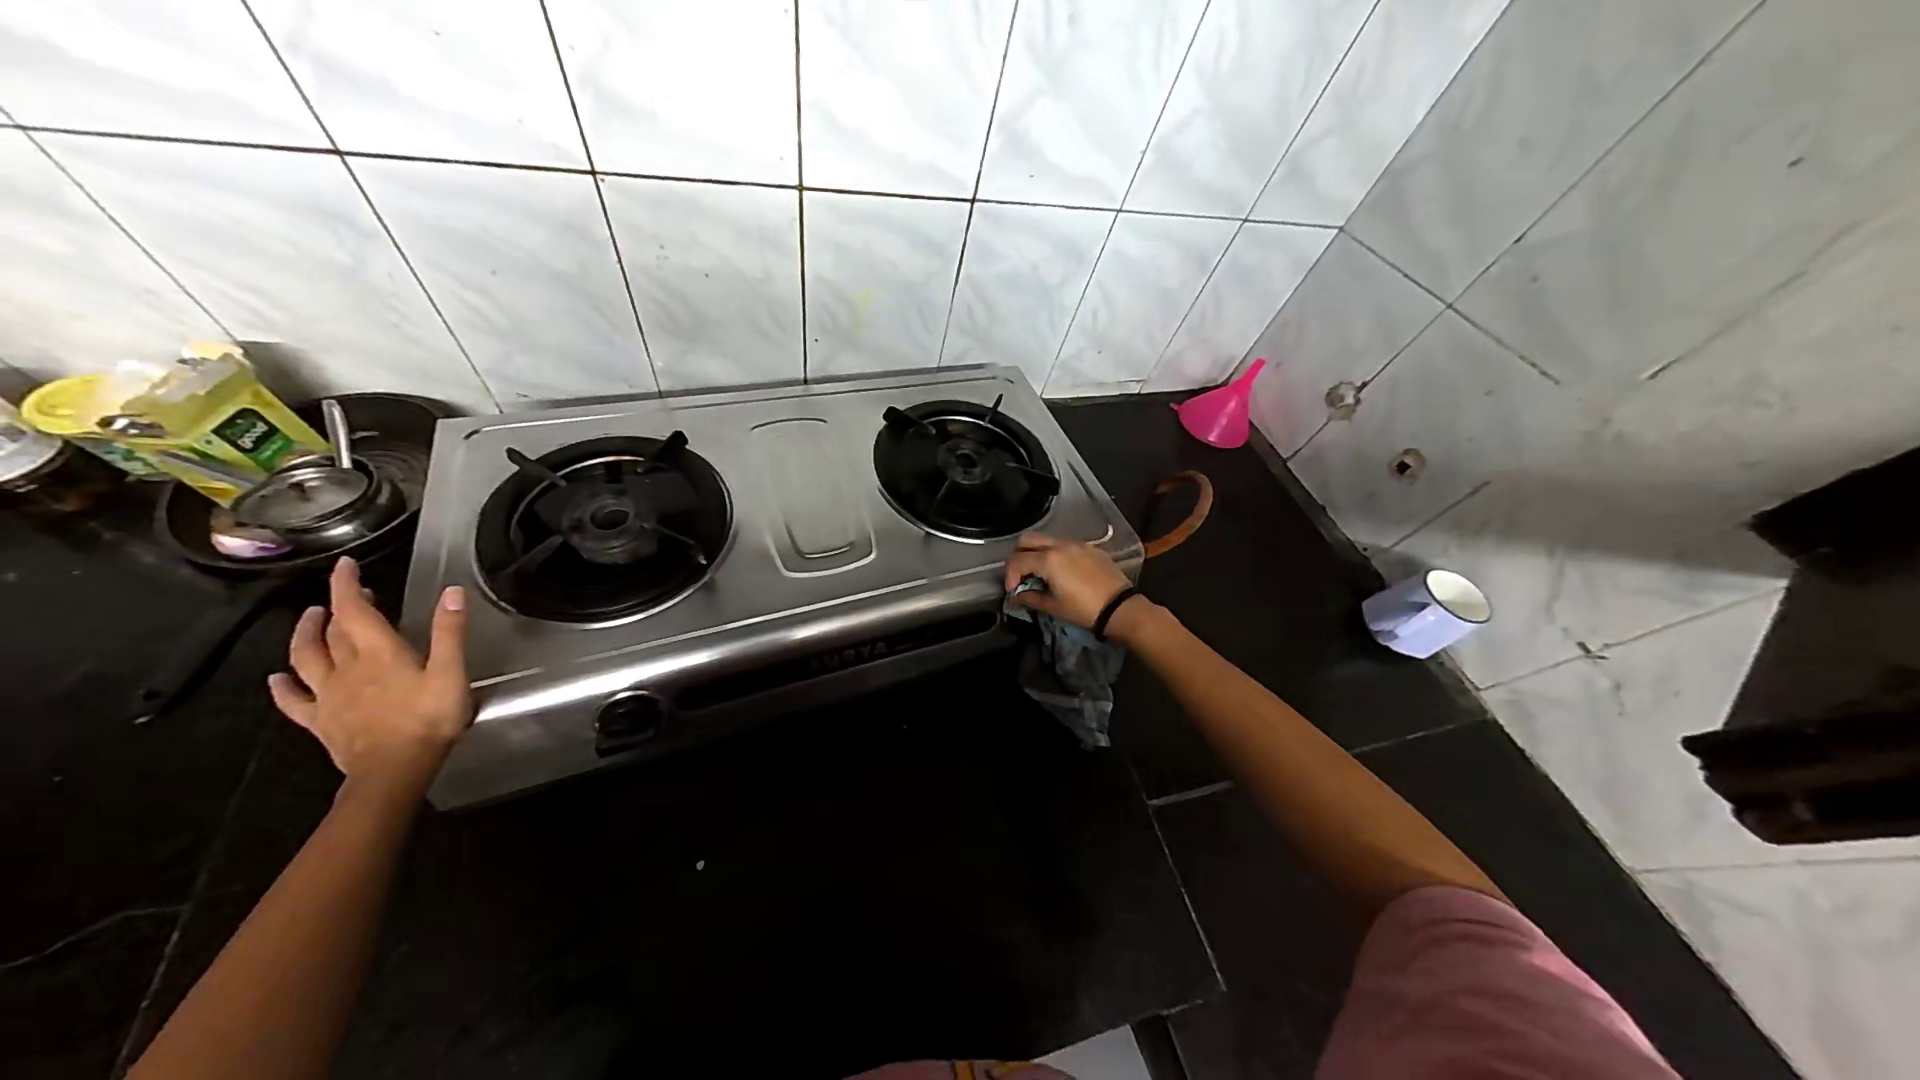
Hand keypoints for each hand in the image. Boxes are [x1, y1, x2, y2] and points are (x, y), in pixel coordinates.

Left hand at [268, 556, 472, 782]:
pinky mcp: (320, 720)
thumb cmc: (428, 720)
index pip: (354, 610)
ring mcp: (328, 695)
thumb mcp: (452, 674)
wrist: (393, 771)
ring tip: (308, 619)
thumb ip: (450, 633)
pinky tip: (276, 679)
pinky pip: (293, 701)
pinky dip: (282, 687)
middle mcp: (346, 668)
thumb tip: (451, 592)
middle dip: (337, 607)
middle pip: (333, 631)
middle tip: (348, 595)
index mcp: (378, 653)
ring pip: (306, 658)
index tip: (344, 565)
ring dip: (305, 635)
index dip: (346, 585)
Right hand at [1002, 532, 1142, 630]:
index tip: (1013, 591)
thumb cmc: (1083, 609)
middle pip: (1027, 539)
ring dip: (1036, 552)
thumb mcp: (1053, 606)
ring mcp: (1076, 543)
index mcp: (1048, 559)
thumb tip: (1015, 596)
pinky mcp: (1090, 547)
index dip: (1009, 576)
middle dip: (1018, 556)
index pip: (1017, 560)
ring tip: (1040, 574)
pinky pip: (1064, 544)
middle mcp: (1060, 545)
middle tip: (1021, 575)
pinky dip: (1055, 553)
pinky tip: (1062, 571)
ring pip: (1046, 539)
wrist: (1120, 607)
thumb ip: (1029, 597)